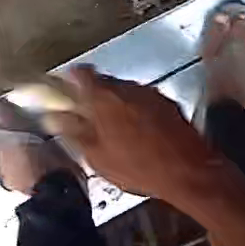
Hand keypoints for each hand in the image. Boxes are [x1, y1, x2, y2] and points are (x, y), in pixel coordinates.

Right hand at [48, 66, 236, 205]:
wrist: (187, 171)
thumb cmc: (138, 166)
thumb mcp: (96, 156)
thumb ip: (74, 132)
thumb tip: (56, 118)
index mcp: (104, 97)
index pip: (81, 73)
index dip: (70, 80)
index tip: (65, 90)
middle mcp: (129, 88)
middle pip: (105, 82)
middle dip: (95, 97)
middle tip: (88, 118)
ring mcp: (152, 93)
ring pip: (127, 92)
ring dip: (118, 105)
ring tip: (114, 131)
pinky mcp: (169, 104)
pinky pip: (145, 102)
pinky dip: (138, 112)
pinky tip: (139, 134)